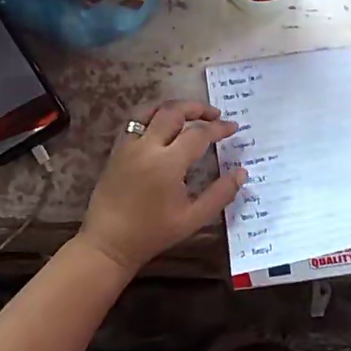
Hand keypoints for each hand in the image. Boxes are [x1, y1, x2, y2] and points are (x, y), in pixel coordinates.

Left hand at [75, 100, 245, 273]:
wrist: (109, 243)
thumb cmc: (153, 233)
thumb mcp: (193, 218)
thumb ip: (220, 194)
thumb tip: (241, 173)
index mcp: (168, 164)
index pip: (198, 134)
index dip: (219, 128)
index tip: (233, 128)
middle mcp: (147, 147)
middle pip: (174, 112)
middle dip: (198, 109)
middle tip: (215, 115)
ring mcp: (128, 146)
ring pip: (151, 110)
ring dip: (174, 107)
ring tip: (191, 114)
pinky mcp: (117, 150)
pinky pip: (135, 121)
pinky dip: (153, 115)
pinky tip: (164, 124)